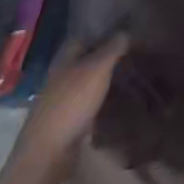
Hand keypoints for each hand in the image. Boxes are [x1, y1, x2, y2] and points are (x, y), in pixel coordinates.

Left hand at [0, 35, 127, 183]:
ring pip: (88, 82)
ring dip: (106, 80)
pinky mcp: (66, 121)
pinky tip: (118, 102)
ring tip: (131, 77)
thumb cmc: (73, 102)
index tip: (127, 32)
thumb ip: (113, 47)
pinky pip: (88, 103)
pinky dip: (102, 100)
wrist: (48, 152)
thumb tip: (126, 31)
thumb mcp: (98, 68)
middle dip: (108, 57)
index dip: (105, 32)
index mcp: (65, 58)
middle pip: (87, 59)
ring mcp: (61, 99)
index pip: (86, 36)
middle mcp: (61, 75)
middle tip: (135, 55)